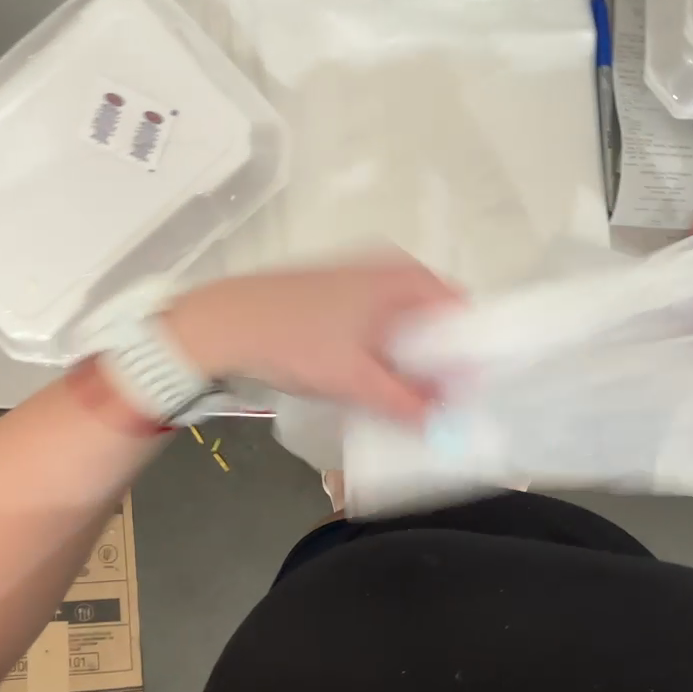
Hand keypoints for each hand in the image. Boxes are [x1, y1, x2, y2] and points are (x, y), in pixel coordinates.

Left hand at [164, 258, 461, 422]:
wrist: (220, 324)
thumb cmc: (296, 341)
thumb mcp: (358, 380)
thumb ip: (408, 403)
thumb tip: (447, 423)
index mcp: (403, 276)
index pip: (462, 308)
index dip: (472, 349)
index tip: (471, 387)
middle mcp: (388, 268)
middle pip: (435, 316)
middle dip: (441, 358)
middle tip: (443, 399)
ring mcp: (360, 277)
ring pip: (406, 321)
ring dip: (412, 357)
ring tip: (411, 396)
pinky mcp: (338, 293)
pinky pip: (381, 322)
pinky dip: (387, 349)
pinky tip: (376, 378)